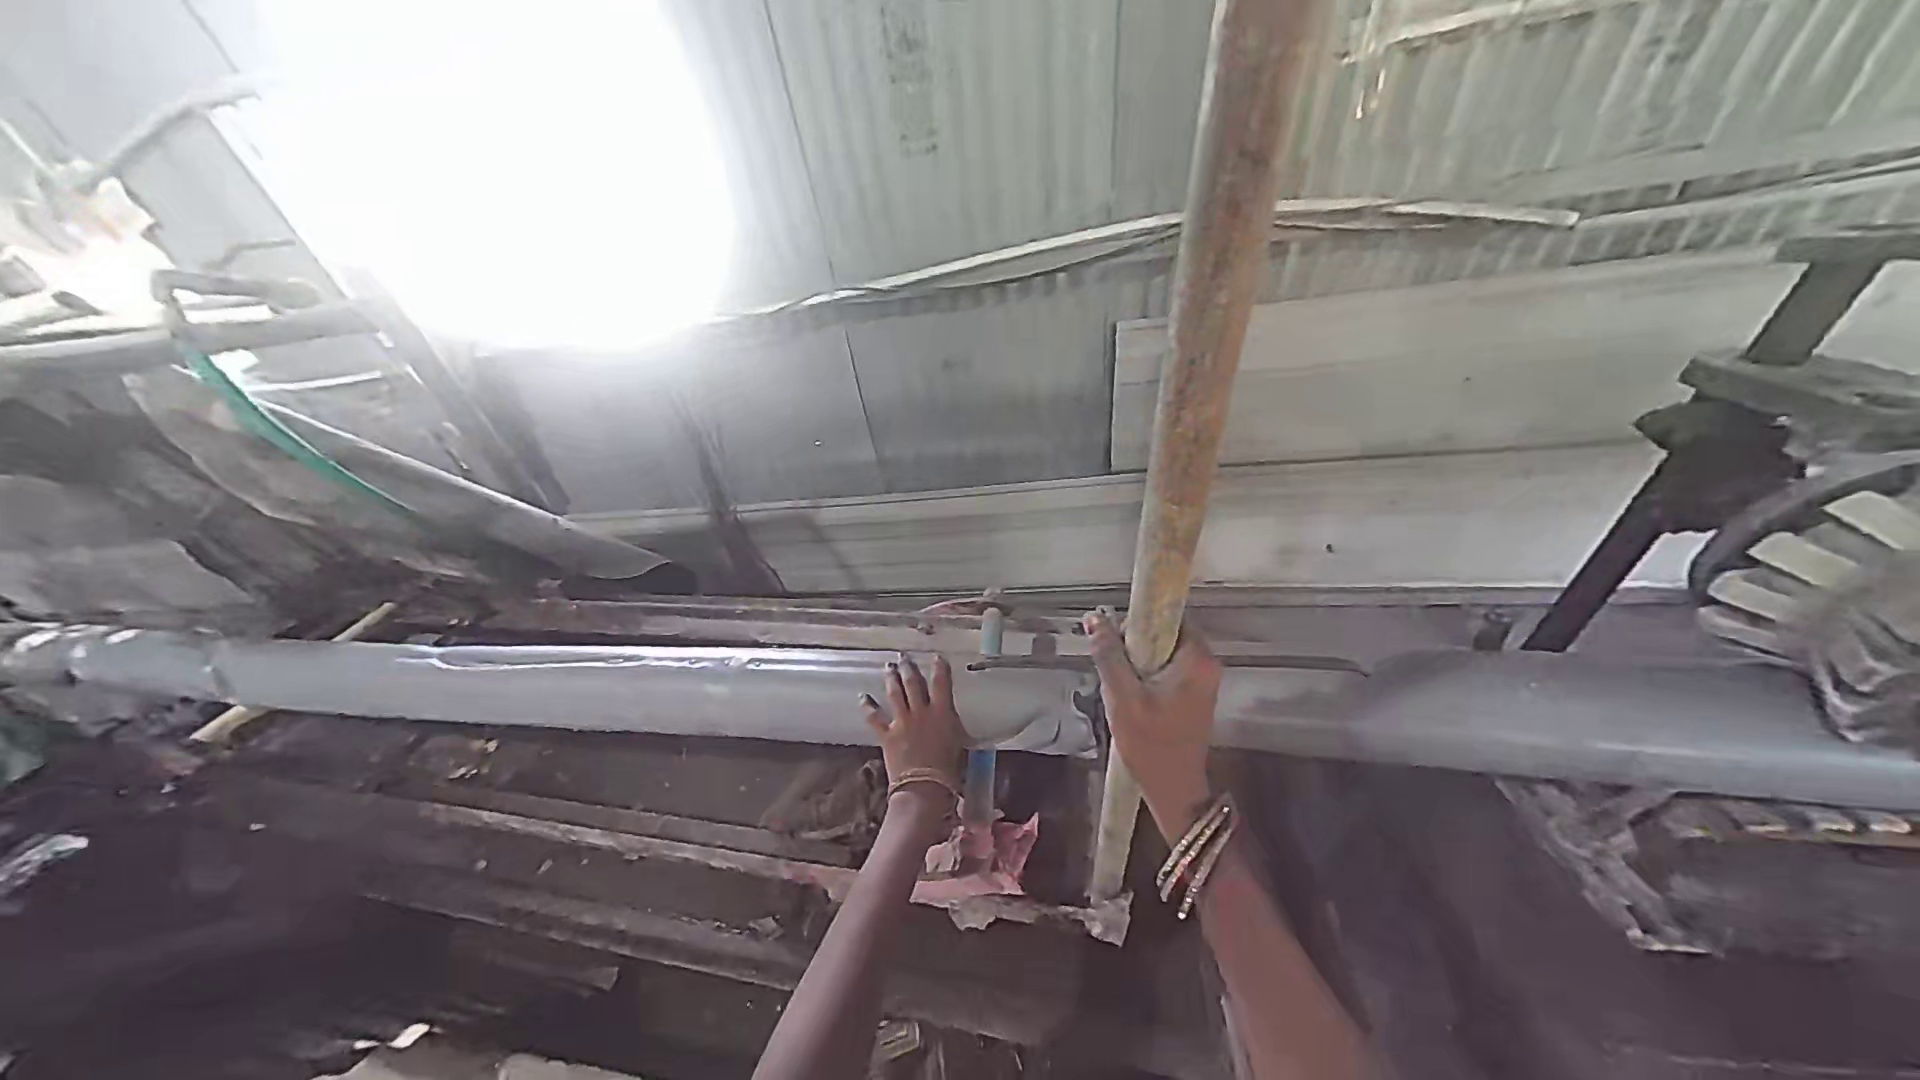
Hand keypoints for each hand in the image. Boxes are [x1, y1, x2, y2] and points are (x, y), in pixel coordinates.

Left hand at [862, 655, 966, 824]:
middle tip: (903, 656)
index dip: (939, 668)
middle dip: (908, 667)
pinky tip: (863, 698)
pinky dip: (868, 707)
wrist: (925, 787)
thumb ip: (954, 727)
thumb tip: (953, 722)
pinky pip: (875, 718)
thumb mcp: (960, 743)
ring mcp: (902, 722)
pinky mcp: (887, 735)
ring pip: (895, 693)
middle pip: (913, 683)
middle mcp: (921, 711)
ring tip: (888, 667)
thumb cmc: (949, 769)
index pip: (941, 683)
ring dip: (891, 678)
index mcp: (943, 712)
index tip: (936, 656)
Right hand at [1083, 608, 1221, 839]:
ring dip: (1137, 662)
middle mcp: (1207, 662)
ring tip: (1121, 685)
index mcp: (1197, 658)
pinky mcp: (1195, 691)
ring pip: (1162, 650)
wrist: (1173, 788)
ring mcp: (1203, 678)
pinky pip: (1166, 666)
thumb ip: (1108, 655)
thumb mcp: (1122, 696)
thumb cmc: (1150, 744)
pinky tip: (1132, 695)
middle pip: (1163, 632)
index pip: (1165, 615)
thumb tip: (1094, 618)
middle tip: (1115, 670)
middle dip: (1134, 645)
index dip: (1136, 623)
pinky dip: (1146, 674)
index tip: (1117, 644)